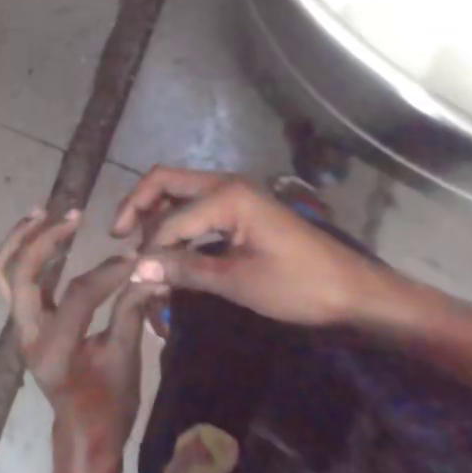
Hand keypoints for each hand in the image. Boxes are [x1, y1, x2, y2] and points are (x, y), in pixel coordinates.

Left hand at [0, 209, 161, 465]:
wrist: (83, 433)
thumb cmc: (108, 404)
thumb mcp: (125, 360)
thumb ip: (132, 311)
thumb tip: (150, 268)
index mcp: (55, 352)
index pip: (78, 296)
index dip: (108, 272)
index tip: (134, 256)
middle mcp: (27, 335)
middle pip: (20, 274)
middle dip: (44, 239)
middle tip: (74, 215)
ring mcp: (20, 327)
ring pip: (4, 272)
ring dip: (22, 239)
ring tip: (44, 212)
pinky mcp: (23, 320)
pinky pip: (11, 279)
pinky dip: (23, 252)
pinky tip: (44, 232)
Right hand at [115, 167, 404, 327]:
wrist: (354, 291)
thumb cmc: (300, 286)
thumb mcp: (239, 282)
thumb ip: (185, 270)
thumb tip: (136, 268)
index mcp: (226, 195)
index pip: (170, 218)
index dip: (150, 247)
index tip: (136, 276)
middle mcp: (225, 183)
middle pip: (165, 180)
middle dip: (138, 204)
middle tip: (118, 235)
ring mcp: (234, 192)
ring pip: (179, 190)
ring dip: (156, 211)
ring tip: (142, 245)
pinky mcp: (240, 207)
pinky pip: (195, 203)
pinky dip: (176, 219)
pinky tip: (170, 245)